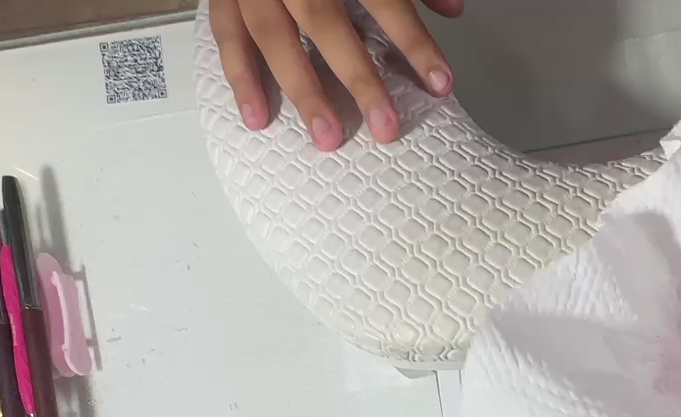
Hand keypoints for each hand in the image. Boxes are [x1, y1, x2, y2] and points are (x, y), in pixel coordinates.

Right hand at [208, 0, 461, 149]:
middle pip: (325, 22)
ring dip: (302, 91)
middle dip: (358, 79)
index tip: (441, 84)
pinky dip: (241, 77)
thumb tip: (453, 10)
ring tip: (328, 140)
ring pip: (274, 35)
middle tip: (385, 129)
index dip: (413, 41)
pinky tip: (258, 119)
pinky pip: (227, 33)